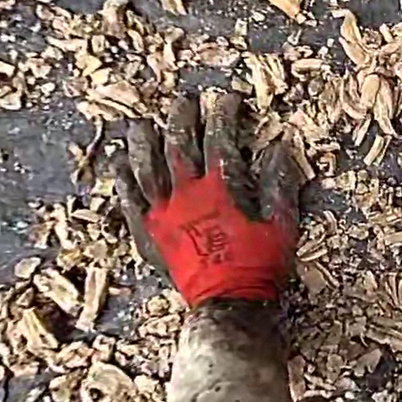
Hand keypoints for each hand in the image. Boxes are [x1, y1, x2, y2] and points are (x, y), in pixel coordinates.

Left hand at [114, 93, 300, 307]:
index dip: (225, 113)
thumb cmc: (260, 262)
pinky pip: (129, 201)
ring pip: (146, 167)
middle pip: (179, 144)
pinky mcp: (148, 234)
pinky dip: (123, 181)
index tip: (228, 98)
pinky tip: (119, 165)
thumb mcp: (282, 220)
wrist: (229, 303)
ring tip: (141, 123)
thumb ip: (279, 180)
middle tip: (184, 100)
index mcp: (222, 186)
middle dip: (182, 118)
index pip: (221, 137)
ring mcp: (163, 213)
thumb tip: (279, 145)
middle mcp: (188, 193)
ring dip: (143, 142)